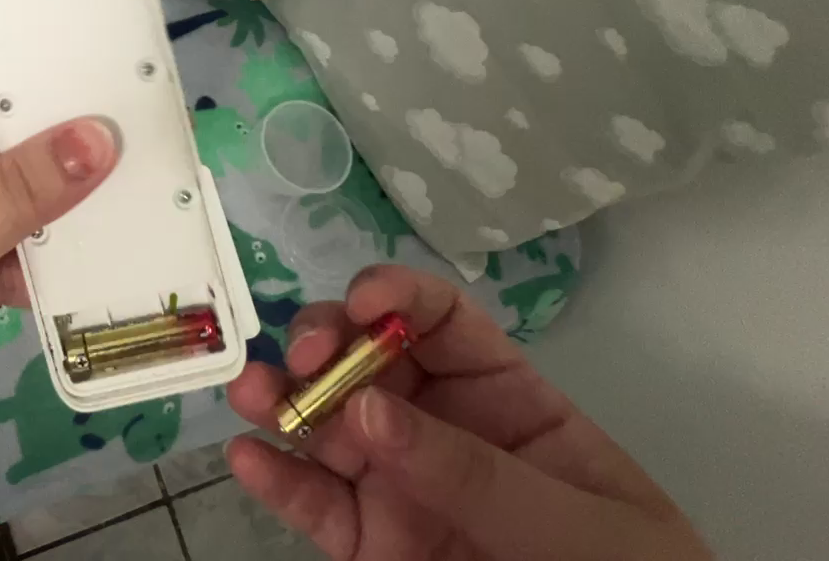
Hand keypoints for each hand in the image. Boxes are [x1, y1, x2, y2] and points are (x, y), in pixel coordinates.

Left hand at [0, 36, 118, 464]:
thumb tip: (102, 136)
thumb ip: (16, 191)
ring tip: (152, 195)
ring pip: (21, 195)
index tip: (116, 42)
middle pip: (12, 129)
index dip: (39, 44)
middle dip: (73, 131)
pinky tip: (102, 267)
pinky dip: (49, 260)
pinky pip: (15, 250)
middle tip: (160, 126)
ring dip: (70, 203)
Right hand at [224, 266, 711, 560]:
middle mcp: (432, 424)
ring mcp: (393, 480)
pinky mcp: (366, 541)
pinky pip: (313, 501)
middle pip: (361, 354)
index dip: (394, 292)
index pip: (437, 319)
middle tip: (303, 360)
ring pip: (321, 417)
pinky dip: (274, 477)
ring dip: (278, 394)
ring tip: (250, 392)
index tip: (359, 302)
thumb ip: (477, 472)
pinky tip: (247, 457)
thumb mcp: (581, 528)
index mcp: (499, 398)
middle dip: (322, 340)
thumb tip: (366, 408)